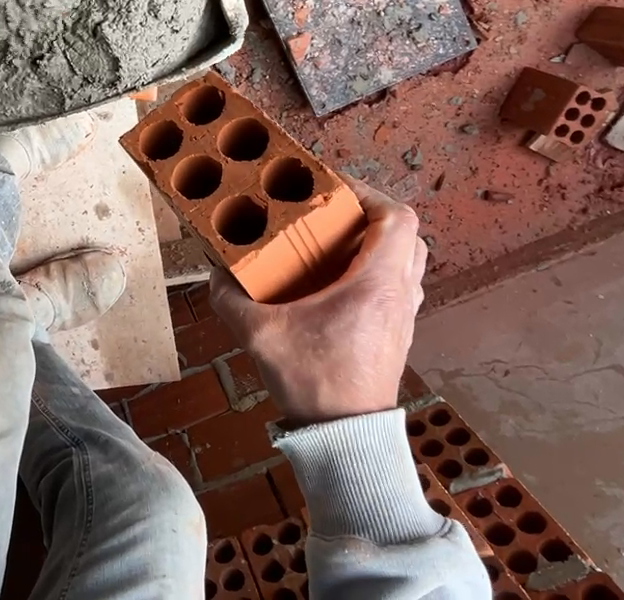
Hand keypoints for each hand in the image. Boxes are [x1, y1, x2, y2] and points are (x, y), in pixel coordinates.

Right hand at [209, 180, 425, 424]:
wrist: (346, 436)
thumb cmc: (313, 381)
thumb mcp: (259, 334)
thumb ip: (230, 298)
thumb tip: (216, 273)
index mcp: (376, 285)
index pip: (397, 219)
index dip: (369, 192)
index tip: (332, 187)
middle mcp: (398, 295)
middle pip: (406, 235)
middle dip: (371, 214)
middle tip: (330, 211)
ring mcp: (403, 317)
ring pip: (405, 261)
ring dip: (376, 243)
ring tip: (332, 241)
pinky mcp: (396, 334)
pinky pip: (396, 286)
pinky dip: (373, 270)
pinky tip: (334, 281)